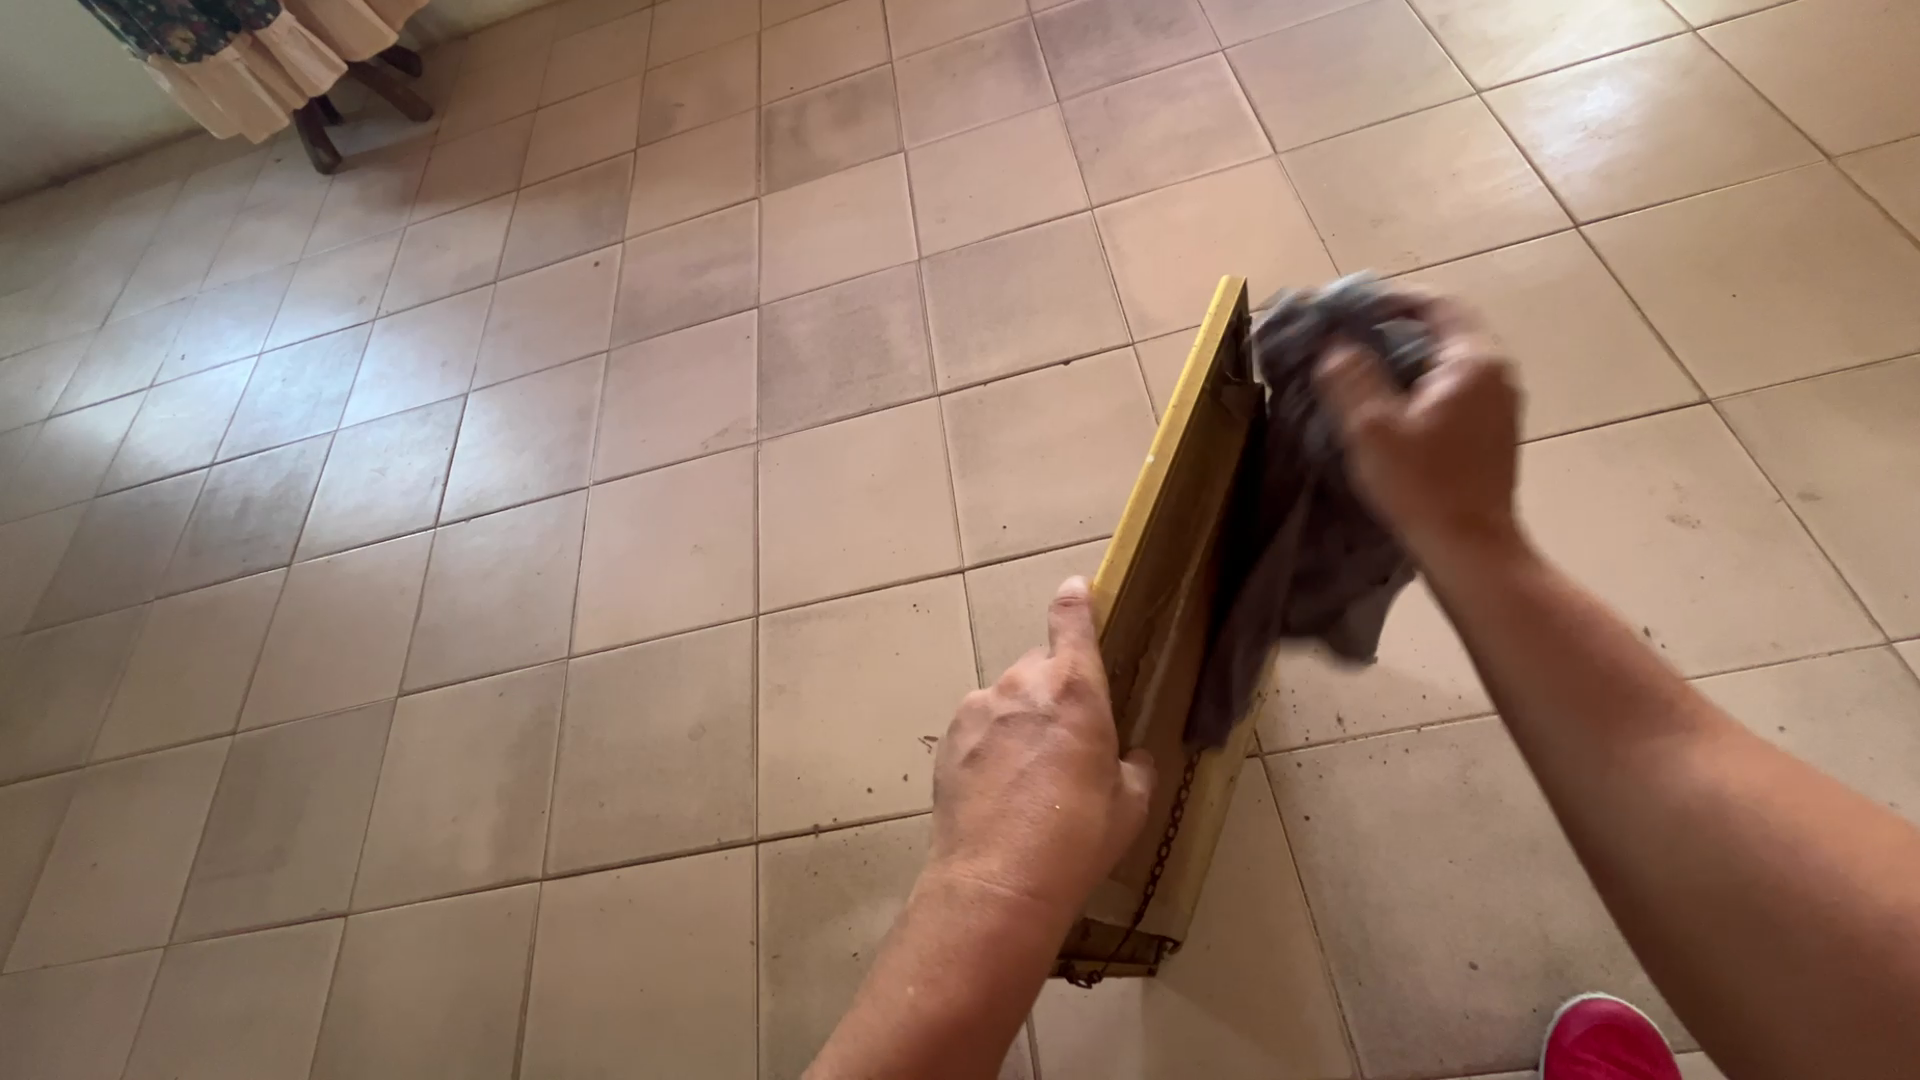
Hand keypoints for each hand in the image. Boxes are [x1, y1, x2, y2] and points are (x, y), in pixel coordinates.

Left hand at [925, 577, 1155, 922]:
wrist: (997, 878)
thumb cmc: (1076, 837)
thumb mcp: (1129, 805)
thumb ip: (1134, 765)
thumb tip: (1132, 754)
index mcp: (1074, 690)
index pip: (1072, 621)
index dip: (1075, 600)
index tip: (1075, 588)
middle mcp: (1022, 684)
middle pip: (1040, 667)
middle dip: (1054, 689)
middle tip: (1063, 739)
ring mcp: (979, 707)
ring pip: (1006, 697)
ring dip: (1019, 718)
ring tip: (1027, 774)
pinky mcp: (950, 735)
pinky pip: (979, 723)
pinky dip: (990, 740)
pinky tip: (997, 785)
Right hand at [1314, 288, 1524, 557]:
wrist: (1469, 545)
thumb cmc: (1421, 484)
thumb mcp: (1372, 427)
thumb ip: (1351, 379)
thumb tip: (1335, 346)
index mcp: (1473, 362)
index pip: (1438, 306)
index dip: (1394, 301)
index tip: (1352, 310)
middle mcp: (1495, 375)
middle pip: (1445, 333)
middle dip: (1394, 331)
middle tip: (1347, 341)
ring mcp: (1498, 405)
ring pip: (1447, 364)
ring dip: (1405, 361)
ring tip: (1360, 374)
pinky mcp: (1490, 433)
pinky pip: (1451, 392)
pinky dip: (1418, 387)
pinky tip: (1388, 410)